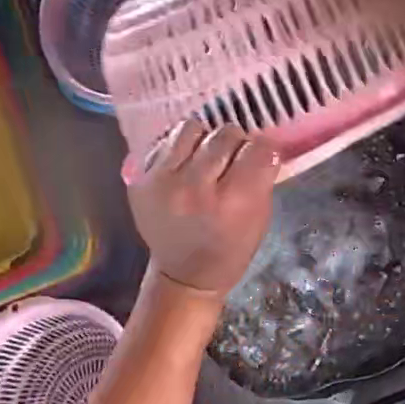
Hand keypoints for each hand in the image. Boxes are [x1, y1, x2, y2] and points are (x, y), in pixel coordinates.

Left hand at [128, 119, 280, 296]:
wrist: (183, 274)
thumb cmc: (229, 249)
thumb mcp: (258, 219)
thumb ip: (260, 178)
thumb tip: (262, 143)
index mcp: (232, 203)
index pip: (259, 148)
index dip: (264, 150)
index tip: (260, 158)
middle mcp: (195, 187)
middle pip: (226, 134)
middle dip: (235, 145)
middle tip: (232, 162)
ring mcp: (162, 181)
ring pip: (192, 129)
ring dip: (203, 141)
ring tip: (204, 159)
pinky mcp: (140, 179)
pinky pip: (165, 142)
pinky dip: (178, 150)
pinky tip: (183, 168)